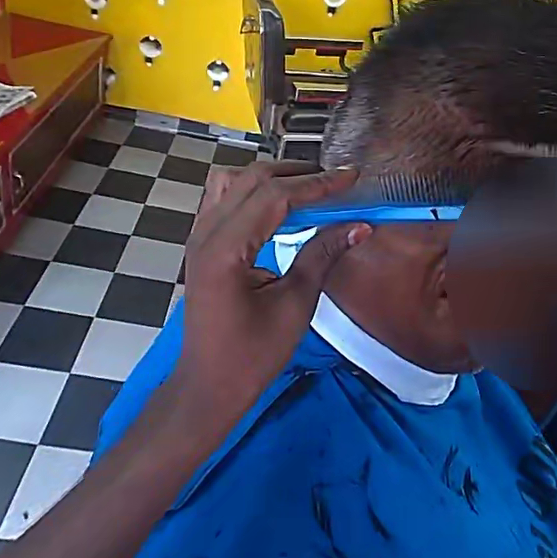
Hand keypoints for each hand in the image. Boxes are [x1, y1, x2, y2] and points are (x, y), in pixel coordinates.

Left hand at [173, 163, 369, 420]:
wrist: (210, 384)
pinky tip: (280, 206)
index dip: (317, 183)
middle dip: (297, 174)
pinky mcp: (201, 244)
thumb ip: (322, 256)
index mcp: (226, 248)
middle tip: (336, 180)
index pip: (275, 196)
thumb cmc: (251, 354)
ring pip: (233, 182)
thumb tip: (357, 226)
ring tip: (309, 187)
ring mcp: (199, 236)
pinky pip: (224, 199)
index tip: (351, 176)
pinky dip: (254, 192)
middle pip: (252, 178)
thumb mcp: (295, 305)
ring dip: (272, 178)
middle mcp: (206, 233)